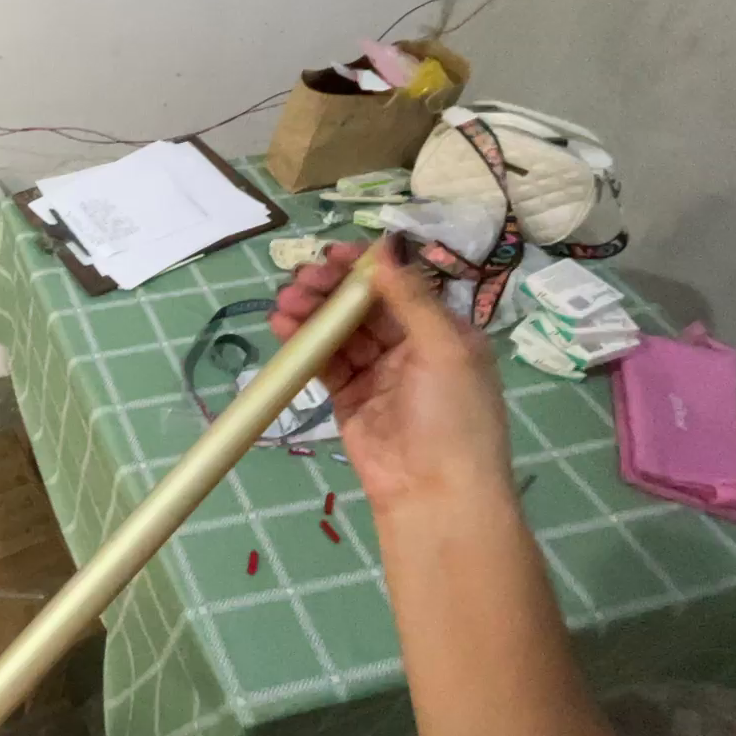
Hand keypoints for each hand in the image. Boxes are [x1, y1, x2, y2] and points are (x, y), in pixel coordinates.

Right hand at [270, 240, 512, 513]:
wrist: (434, 492)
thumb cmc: (452, 417)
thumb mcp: (444, 349)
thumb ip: (410, 298)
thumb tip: (388, 243)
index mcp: (442, 332)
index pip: (399, 287)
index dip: (366, 268)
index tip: (331, 254)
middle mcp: (409, 348)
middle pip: (362, 306)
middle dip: (331, 289)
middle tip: (300, 279)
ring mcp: (375, 372)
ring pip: (338, 331)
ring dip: (311, 313)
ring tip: (283, 302)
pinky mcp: (347, 396)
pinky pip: (323, 360)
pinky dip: (303, 342)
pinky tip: (282, 326)